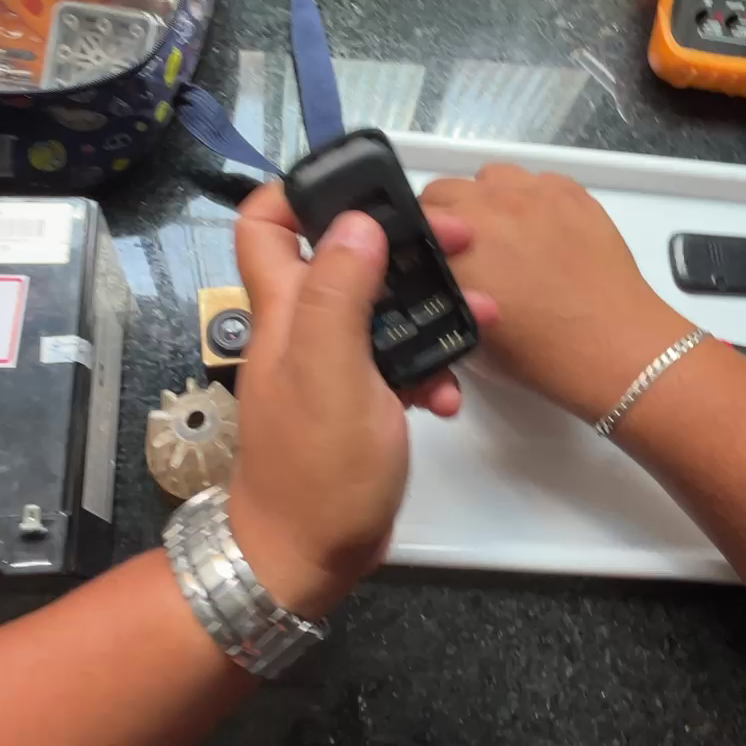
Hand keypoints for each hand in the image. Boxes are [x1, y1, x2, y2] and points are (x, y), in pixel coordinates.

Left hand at [226, 183, 498, 617]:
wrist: (309, 556)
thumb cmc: (318, 467)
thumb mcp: (331, 373)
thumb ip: (339, 294)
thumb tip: (356, 222)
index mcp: (285, 309)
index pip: (266, 224)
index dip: (301, 193)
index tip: (360, 188)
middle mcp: (304, 326)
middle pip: (345, 255)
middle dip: (400, 243)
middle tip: (456, 242)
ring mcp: (333, 361)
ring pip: (381, 308)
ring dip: (427, 309)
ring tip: (479, 316)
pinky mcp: (360, 395)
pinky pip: (395, 361)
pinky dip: (425, 366)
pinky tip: (447, 393)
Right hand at [420, 164, 693, 422]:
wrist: (611, 347)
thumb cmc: (536, 351)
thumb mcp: (466, 325)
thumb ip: (444, 286)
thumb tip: (443, 267)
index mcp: (455, 240)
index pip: (415, 216)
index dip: (419, 238)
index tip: (432, 257)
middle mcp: (488, 204)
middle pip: (445, 189)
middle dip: (448, 215)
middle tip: (465, 250)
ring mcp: (533, 192)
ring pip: (491, 177)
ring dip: (487, 198)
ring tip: (504, 233)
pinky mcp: (572, 193)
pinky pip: (536, 180)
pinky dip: (530, 199)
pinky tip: (542, 232)